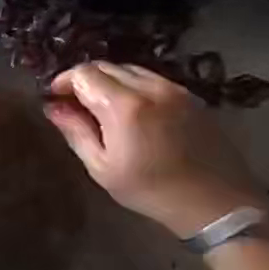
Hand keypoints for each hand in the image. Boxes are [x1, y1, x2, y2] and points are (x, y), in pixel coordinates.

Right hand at [44, 62, 268, 237]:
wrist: (216, 203)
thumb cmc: (150, 189)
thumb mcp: (101, 166)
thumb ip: (75, 130)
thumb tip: (52, 107)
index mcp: (124, 106)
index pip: (83, 74)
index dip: (62, 82)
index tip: (54, 99)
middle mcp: (150, 88)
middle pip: (105, 66)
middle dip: (83, 79)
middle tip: (73, 103)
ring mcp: (175, 90)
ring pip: (128, 69)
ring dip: (108, 81)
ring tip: (101, 106)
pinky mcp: (191, 97)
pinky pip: (151, 79)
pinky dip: (131, 85)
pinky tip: (129, 110)